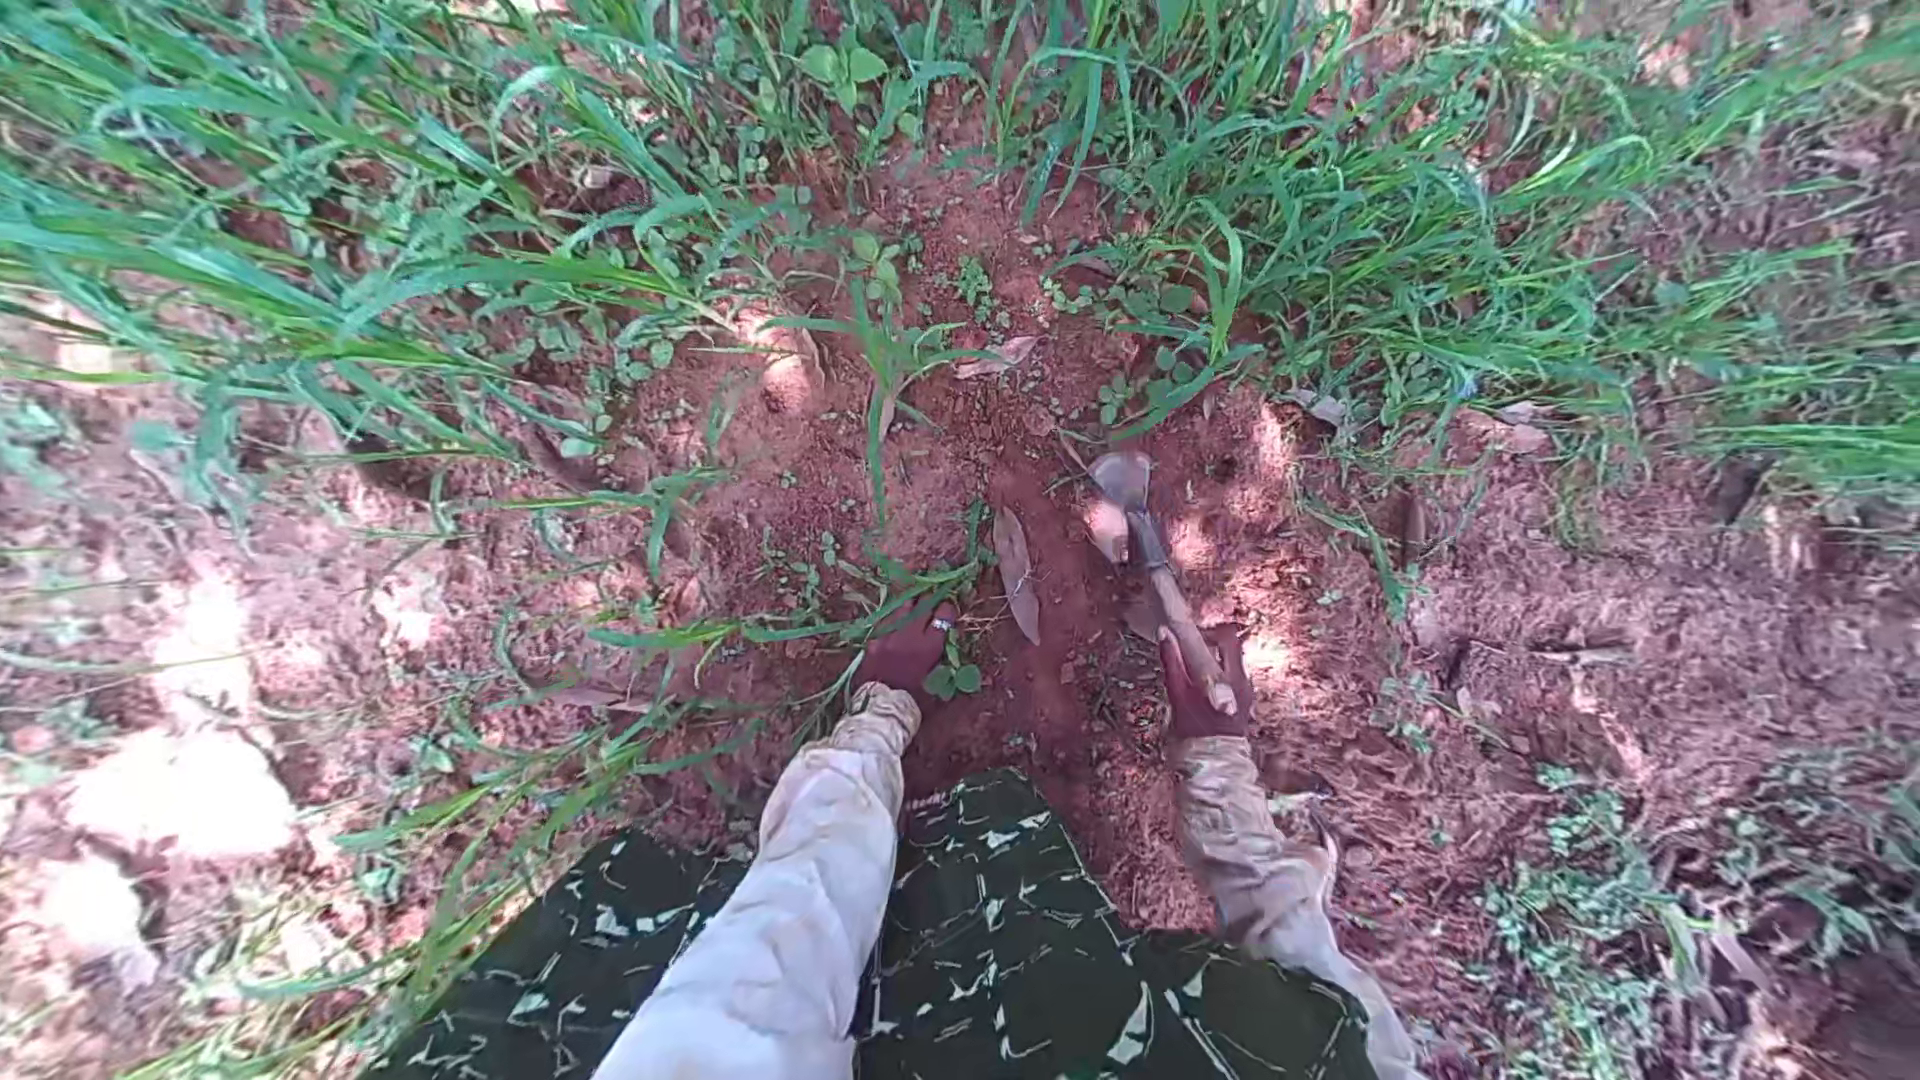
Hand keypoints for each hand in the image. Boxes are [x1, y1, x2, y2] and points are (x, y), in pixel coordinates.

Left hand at [855, 600, 956, 701]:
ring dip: (913, 604)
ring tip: (916, 607)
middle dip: (932, 601)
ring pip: (904, 605)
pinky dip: (896, 617)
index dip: (948, 609)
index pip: (944, 614)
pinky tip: (898, 621)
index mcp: (929, 646)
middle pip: (924, 603)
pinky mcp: (874, 638)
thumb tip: (947, 636)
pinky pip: (888, 618)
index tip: (948, 610)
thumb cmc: (914, 698)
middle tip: (933, 605)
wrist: (881, 708)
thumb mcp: (938, 678)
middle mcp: (910, 635)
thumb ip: (943, 655)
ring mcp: (890, 634)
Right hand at [1157, 623, 1253, 739]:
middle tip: (1194, 644)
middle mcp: (1243, 679)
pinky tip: (1204, 682)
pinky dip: (1220, 672)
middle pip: (1232, 647)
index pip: (1228, 636)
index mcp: (1229, 674)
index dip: (1211, 629)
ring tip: (1195, 663)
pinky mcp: (1246, 700)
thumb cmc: (1194, 726)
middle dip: (1214, 641)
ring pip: (1233, 661)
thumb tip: (1164, 632)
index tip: (1194, 631)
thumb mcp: (1177, 692)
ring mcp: (1247, 690)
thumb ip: (1172, 660)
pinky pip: (1234, 676)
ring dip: (1216, 657)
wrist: (1214, 758)